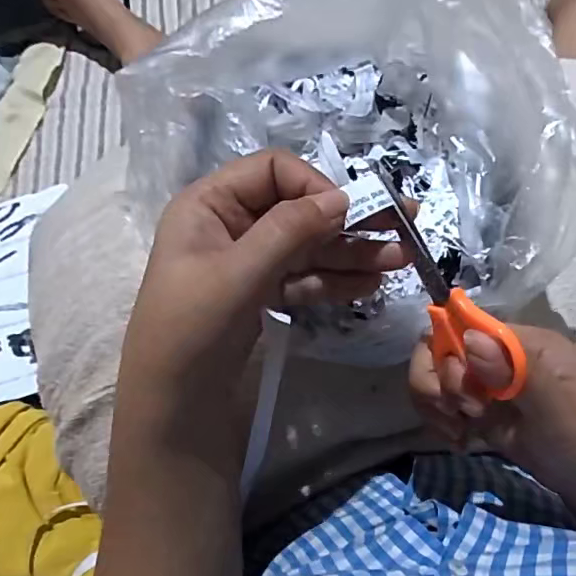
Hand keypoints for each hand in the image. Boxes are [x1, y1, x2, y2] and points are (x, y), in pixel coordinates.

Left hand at [120, 149, 406, 403]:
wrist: (172, 404)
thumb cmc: (192, 328)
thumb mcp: (238, 273)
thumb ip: (289, 231)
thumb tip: (340, 198)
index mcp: (209, 205)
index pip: (272, 172)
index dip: (314, 186)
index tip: (351, 212)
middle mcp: (228, 227)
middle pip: (297, 211)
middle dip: (347, 222)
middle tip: (403, 227)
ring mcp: (246, 265)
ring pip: (304, 249)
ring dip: (349, 254)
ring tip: (398, 261)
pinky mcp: (258, 298)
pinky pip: (301, 280)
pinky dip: (332, 282)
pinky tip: (367, 285)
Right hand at [408, 323, 575, 497]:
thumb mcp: (559, 407)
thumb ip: (516, 370)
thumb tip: (469, 337)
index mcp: (524, 343)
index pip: (462, 328)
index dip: (450, 358)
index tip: (464, 396)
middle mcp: (501, 357)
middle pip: (441, 351)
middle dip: (439, 385)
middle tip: (459, 417)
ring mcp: (490, 387)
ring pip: (437, 379)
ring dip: (435, 405)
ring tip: (458, 433)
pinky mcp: (482, 414)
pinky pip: (444, 407)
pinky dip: (441, 423)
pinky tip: (460, 443)